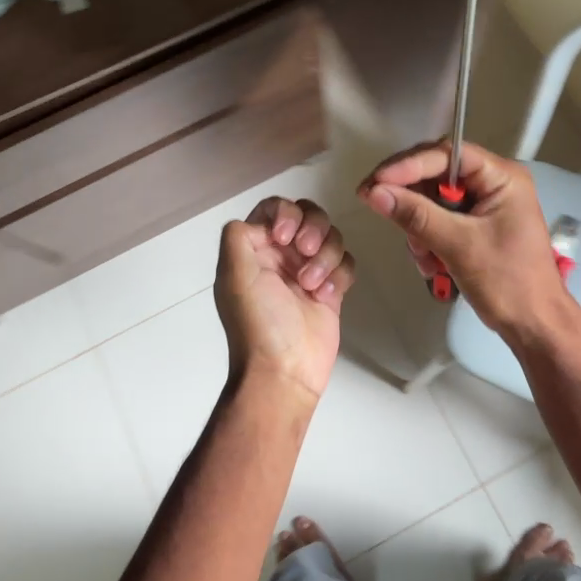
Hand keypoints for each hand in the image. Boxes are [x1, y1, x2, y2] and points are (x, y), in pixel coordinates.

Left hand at [214, 197, 357, 405]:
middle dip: (313, 229)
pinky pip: (346, 263)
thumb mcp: (234, 276)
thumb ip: (237, 236)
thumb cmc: (258, 323)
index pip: (275, 208)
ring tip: (312, 286)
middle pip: (309, 216)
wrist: (285, 372)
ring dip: (326, 256)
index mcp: (254, 248)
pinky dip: (339, 275)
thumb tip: (261, 223)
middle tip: (305, 252)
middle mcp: (281, 255)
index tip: (284, 237)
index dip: (286, 214)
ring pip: (331, 237)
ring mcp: (307, 271)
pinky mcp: (331, 290)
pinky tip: (327, 297)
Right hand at [358, 140, 570, 342]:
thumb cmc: (508, 282)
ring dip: (419, 228)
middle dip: (410, 199)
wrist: (535, 327)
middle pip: (435, 175)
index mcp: (501, 177)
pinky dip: (428, 240)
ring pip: (432, 201)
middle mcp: (492, 183)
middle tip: (376, 207)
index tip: (375, 183)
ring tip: (424, 257)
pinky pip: (438, 221)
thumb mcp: (459, 246)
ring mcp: (483, 206)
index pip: (446, 155)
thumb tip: (374, 193)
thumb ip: (416, 215)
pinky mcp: (474, 227)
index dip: (407, 166)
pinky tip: (432, 265)